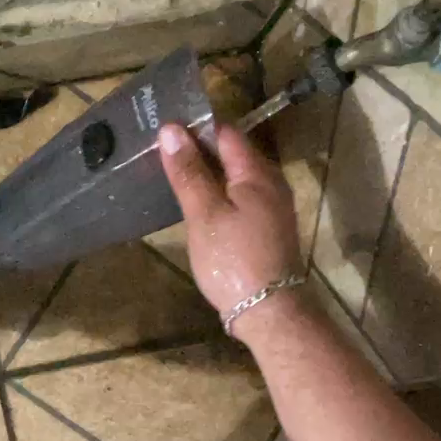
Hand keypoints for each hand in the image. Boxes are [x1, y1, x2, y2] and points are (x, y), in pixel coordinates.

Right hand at [157, 122, 305, 331]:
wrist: (269, 311)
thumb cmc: (233, 261)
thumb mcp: (204, 215)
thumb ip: (189, 173)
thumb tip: (171, 130)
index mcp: (256, 172)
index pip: (225, 132)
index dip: (195, 129)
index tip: (165, 135)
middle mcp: (272, 183)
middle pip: (234, 156)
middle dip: (201, 153)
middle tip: (165, 159)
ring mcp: (275, 209)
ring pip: (239, 181)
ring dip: (211, 179)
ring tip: (179, 184)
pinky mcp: (271, 231)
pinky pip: (244, 202)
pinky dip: (223, 200)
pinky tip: (204, 214)